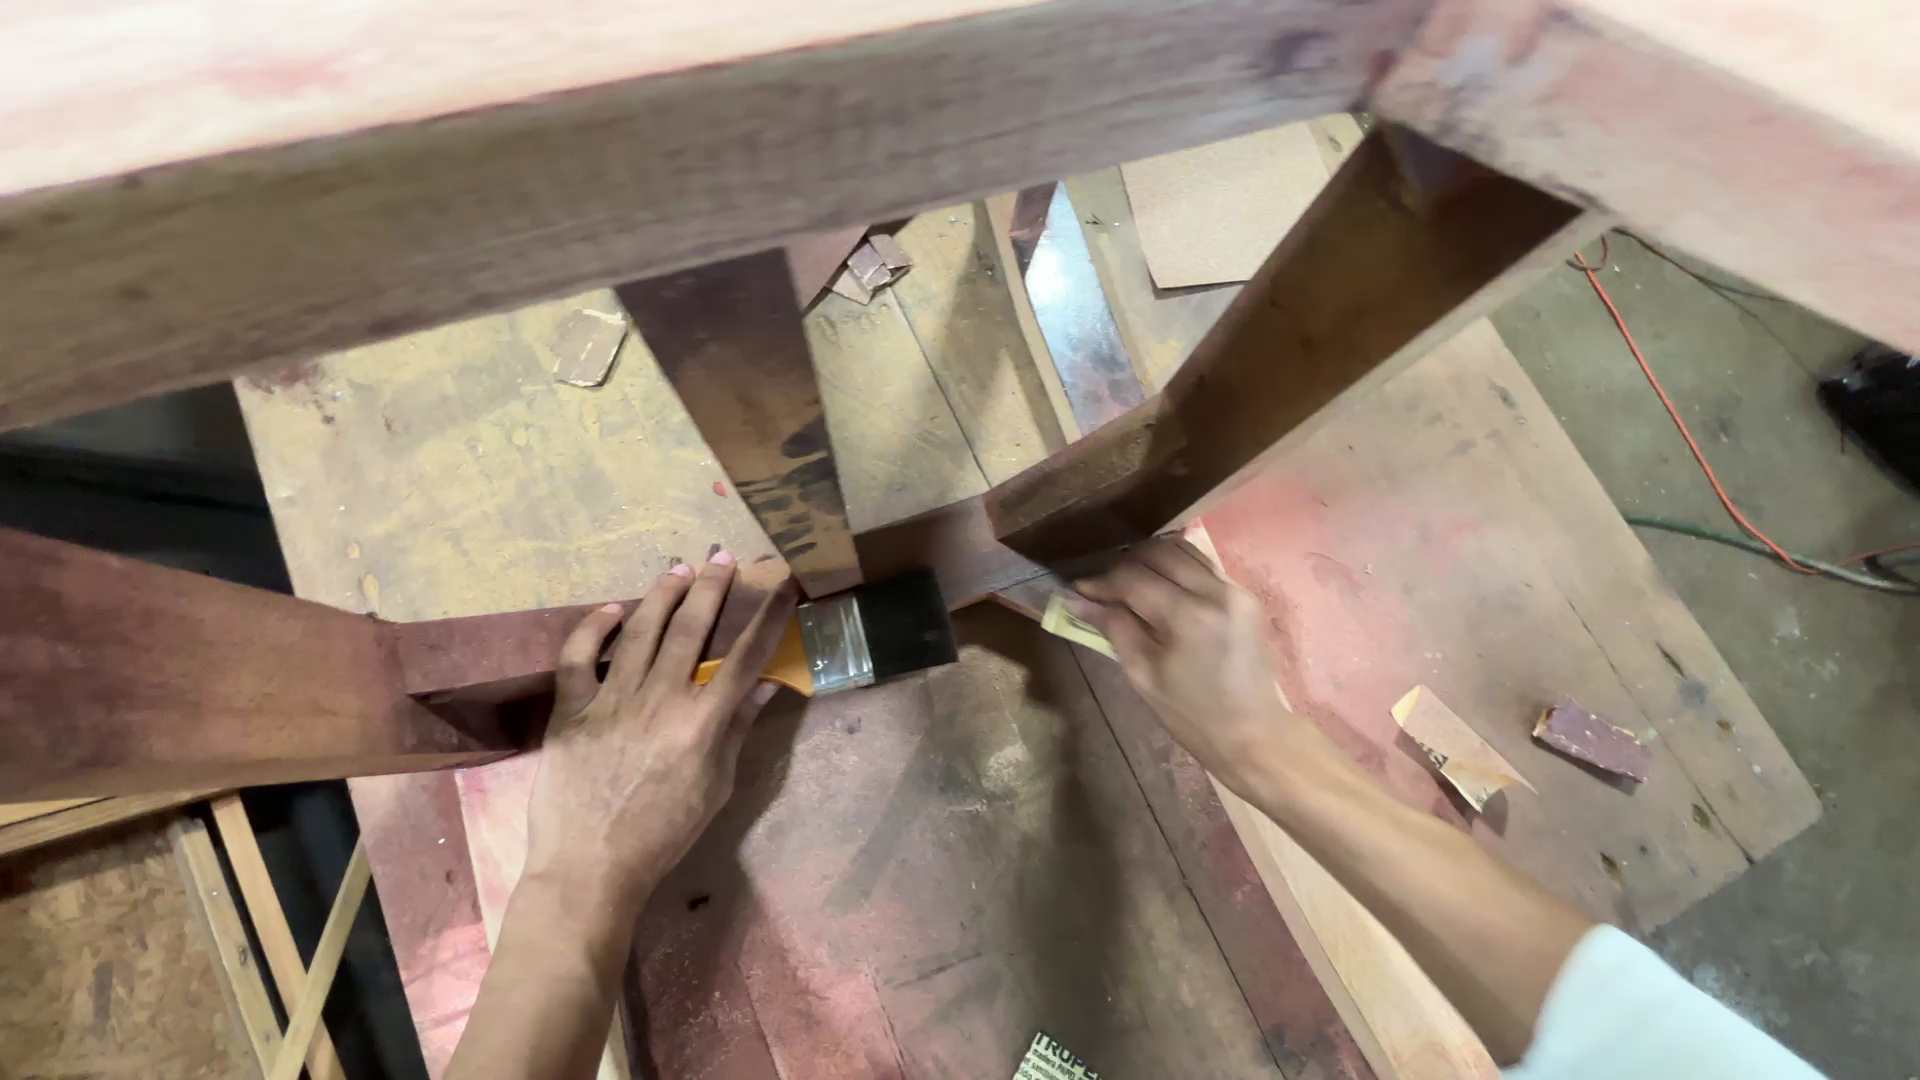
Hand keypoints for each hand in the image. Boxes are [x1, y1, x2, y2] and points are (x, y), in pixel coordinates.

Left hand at [523, 553, 798, 914]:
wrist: (590, 869)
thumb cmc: (665, 832)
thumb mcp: (718, 786)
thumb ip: (738, 729)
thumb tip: (762, 684)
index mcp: (703, 721)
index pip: (747, 655)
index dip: (769, 615)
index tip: (782, 584)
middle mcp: (661, 699)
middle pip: (693, 629)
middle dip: (713, 588)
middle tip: (722, 557)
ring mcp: (611, 700)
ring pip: (640, 631)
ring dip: (663, 596)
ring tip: (679, 570)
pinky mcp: (570, 710)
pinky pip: (578, 658)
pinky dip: (593, 628)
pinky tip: (611, 610)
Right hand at [1074, 537, 1293, 798]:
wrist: (1254, 734)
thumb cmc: (1192, 715)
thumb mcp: (1143, 675)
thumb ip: (1112, 628)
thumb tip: (1076, 599)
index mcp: (1188, 616)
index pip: (1133, 579)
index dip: (1100, 582)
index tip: (1077, 591)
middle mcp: (1215, 591)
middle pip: (1157, 553)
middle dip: (1123, 565)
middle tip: (1102, 587)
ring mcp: (1234, 589)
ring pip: (1181, 550)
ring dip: (1149, 559)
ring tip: (1128, 582)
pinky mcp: (1243, 594)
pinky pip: (1200, 564)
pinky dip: (1174, 567)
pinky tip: (1157, 585)